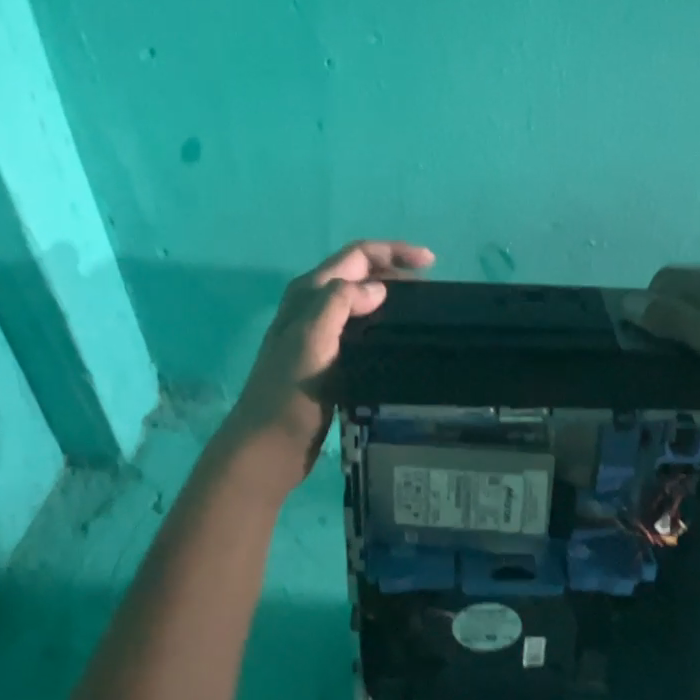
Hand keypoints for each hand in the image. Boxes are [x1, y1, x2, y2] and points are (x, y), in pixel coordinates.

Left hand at [220, 240, 435, 481]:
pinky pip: (360, 329)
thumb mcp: (311, 340)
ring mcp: (318, 334)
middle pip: (358, 273)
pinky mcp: (327, 361)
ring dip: (390, 298)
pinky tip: (400, 341)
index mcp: (307, 293)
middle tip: (432, 289)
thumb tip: (377, 288)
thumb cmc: (289, 394)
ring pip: (360, 302)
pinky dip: (382, 325)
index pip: (356, 255)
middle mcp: (311, 306)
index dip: (393, 252)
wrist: (268, 448)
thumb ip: (339, 302)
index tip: (431, 262)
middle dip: (394, 271)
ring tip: (422, 311)